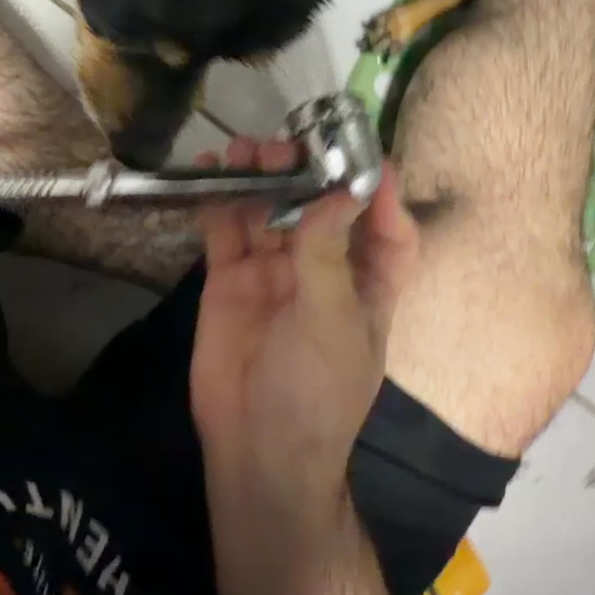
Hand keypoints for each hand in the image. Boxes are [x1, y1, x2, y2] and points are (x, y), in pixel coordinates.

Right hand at [190, 137, 419, 514]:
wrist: (254, 448)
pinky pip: (225, 229)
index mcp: (366, 286)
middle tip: (282, 145)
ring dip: (258, 178)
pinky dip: (217, 200)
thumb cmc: (315, 393)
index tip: (365, 154)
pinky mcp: (229, 278)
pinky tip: (207, 170)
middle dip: (303, 173)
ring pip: (268, 210)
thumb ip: (328, 256)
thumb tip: (340, 192)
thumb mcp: (332, 324)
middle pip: (317, 208)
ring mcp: (272, 272)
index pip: (387, 232)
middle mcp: (321, 271)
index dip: (381, 195)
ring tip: (243, 150)